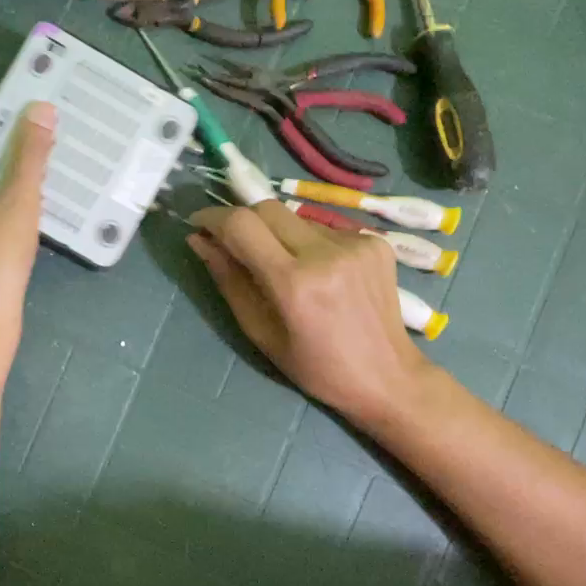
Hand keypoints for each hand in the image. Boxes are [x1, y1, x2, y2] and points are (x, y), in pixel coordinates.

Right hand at [187, 202, 431, 425]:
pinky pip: (324, 229)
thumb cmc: (315, 368)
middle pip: (267, 208)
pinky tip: (318, 274)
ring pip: (295, 218)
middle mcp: (326, 254)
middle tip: (231, 242)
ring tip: (282, 268)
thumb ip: (229, 280)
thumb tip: (200, 241)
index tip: (197, 224)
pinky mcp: (375, 242)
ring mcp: (356, 243)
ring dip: (276, 234)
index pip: (242, 225)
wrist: (387, 377)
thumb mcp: (260, 332)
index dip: (213, 218)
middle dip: (241, 220)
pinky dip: (308, 244)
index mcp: (294, 283)